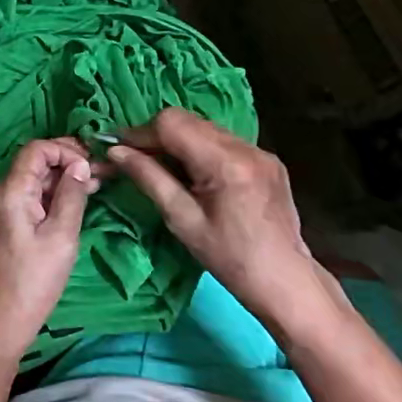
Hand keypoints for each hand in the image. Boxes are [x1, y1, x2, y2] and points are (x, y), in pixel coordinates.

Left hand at [0, 138, 97, 361]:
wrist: (1, 323)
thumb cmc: (33, 281)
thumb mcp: (61, 236)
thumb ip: (72, 196)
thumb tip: (81, 165)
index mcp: (12, 190)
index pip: (37, 149)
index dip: (66, 149)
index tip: (93, 164)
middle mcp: (4, 193)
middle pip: (36, 161)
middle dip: (70, 160)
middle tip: (104, 169)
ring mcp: (6, 209)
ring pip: (38, 179)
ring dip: (67, 177)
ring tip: (100, 181)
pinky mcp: (12, 224)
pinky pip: (35, 197)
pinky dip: (58, 193)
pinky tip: (82, 199)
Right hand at [106, 109, 320, 324]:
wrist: (285, 280)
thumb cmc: (229, 258)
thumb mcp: (182, 220)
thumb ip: (149, 178)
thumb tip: (116, 152)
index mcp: (225, 162)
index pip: (172, 123)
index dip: (139, 132)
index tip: (117, 149)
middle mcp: (246, 146)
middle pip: (188, 120)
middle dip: (156, 135)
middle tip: (134, 159)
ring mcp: (260, 150)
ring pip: (205, 128)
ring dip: (177, 141)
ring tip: (160, 167)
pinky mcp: (266, 159)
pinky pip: (223, 141)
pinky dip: (200, 149)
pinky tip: (193, 174)